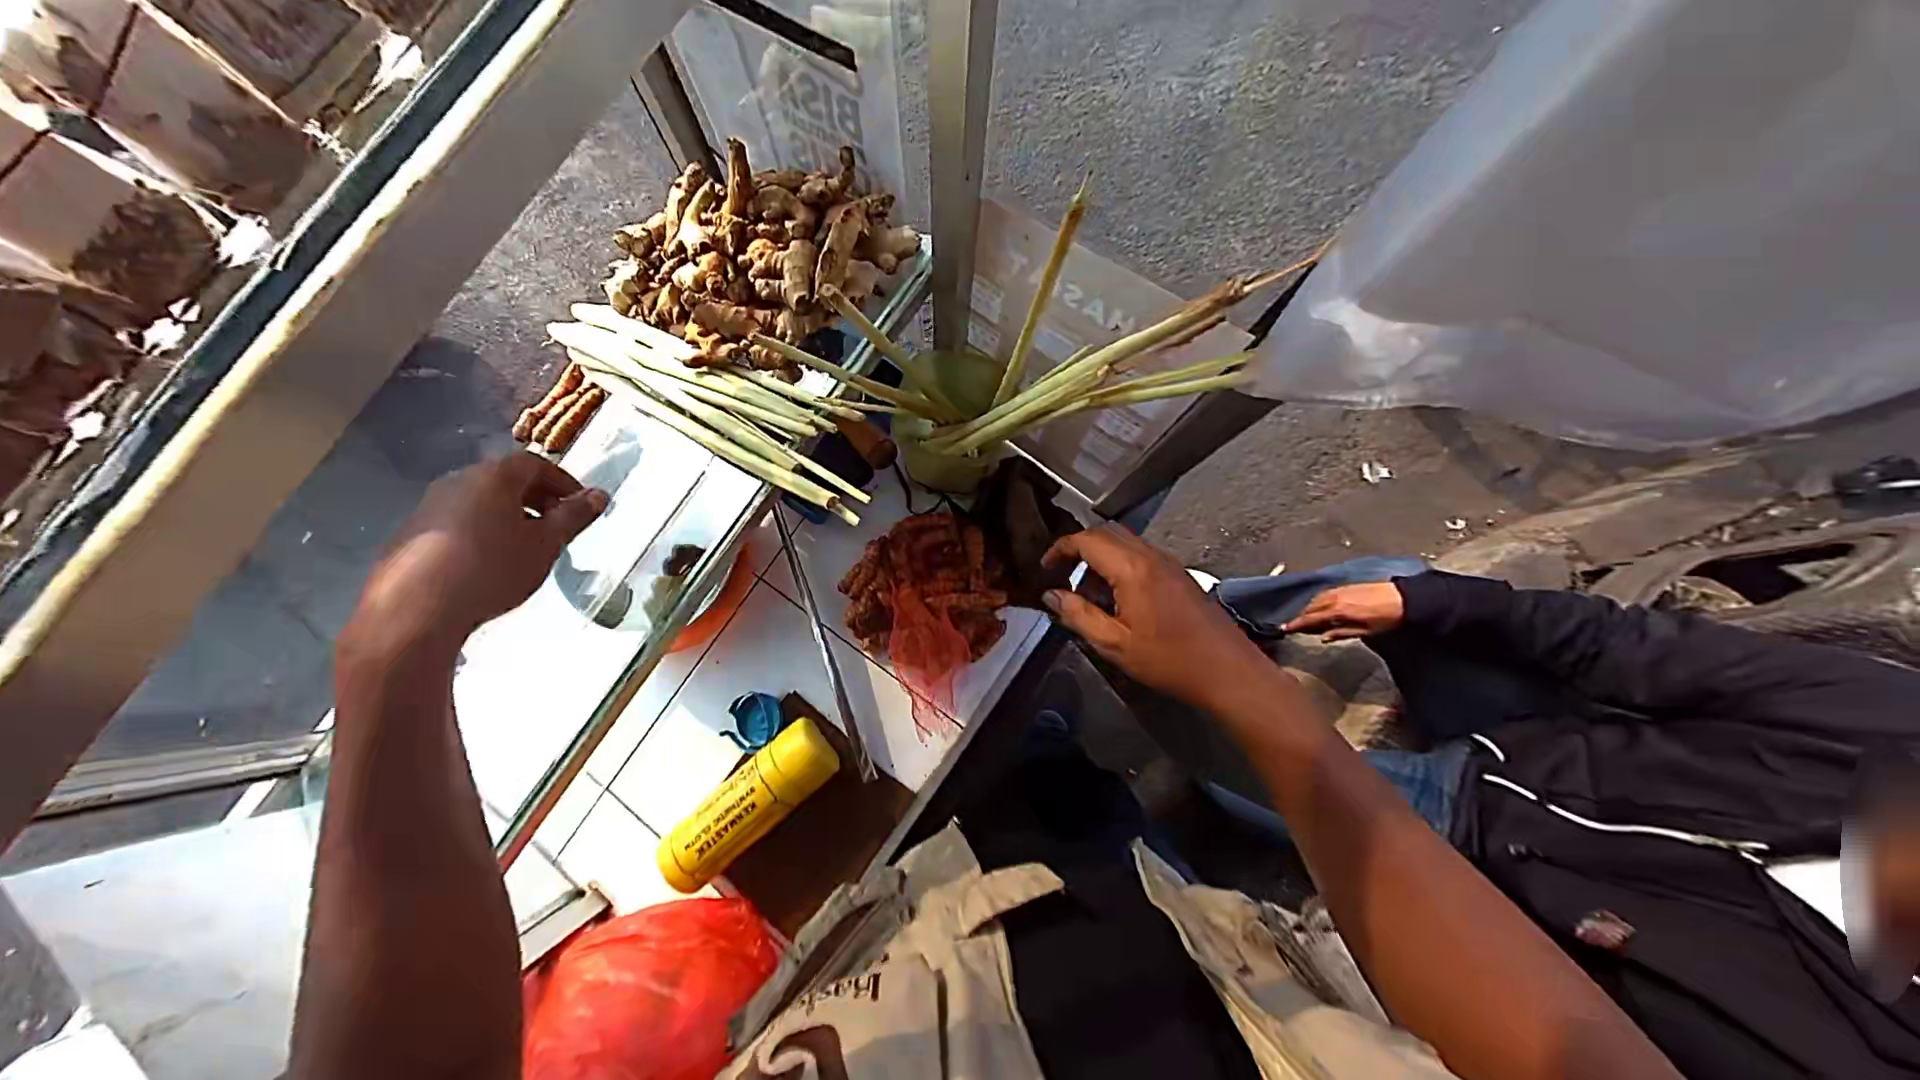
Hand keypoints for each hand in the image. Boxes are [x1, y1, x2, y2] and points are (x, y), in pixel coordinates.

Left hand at [350, 454, 606, 650]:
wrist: (415, 610)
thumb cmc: (492, 569)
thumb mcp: (546, 544)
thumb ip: (574, 516)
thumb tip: (599, 496)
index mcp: (492, 477)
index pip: (535, 464)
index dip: (564, 483)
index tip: (581, 506)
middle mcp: (457, 482)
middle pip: (505, 480)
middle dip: (538, 499)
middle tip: (558, 527)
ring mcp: (428, 507)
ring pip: (480, 501)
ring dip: (510, 516)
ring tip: (527, 548)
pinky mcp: (410, 534)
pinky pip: (458, 522)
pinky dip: (483, 532)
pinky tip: (490, 564)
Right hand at [1042, 524, 1272, 709]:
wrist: (1228, 670)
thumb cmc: (1170, 660)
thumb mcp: (1114, 644)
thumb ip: (1078, 615)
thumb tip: (1051, 596)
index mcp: (1132, 568)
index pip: (1086, 540)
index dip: (1060, 549)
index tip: (1045, 567)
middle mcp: (1150, 556)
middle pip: (1105, 533)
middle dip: (1078, 549)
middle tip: (1062, 576)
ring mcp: (1168, 563)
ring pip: (1124, 542)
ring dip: (1100, 557)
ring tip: (1087, 592)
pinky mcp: (1178, 574)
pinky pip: (1140, 555)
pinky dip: (1119, 565)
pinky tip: (1117, 598)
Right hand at [1281, 582, 1405, 640]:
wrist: (1405, 598)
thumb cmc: (1387, 619)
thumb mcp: (1366, 631)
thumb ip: (1342, 633)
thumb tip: (1323, 638)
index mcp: (1338, 611)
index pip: (1311, 618)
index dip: (1297, 624)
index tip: (1285, 628)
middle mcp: (1334, 599)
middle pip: (1311, 607)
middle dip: (1302, 616)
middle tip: (1296, 625)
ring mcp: (1340, 590)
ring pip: (1317, 599)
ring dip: (1309, 607)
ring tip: (1307, 616)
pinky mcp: (1346, 586)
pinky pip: (1325, 593)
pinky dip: (1318, 600)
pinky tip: (1321, 605)